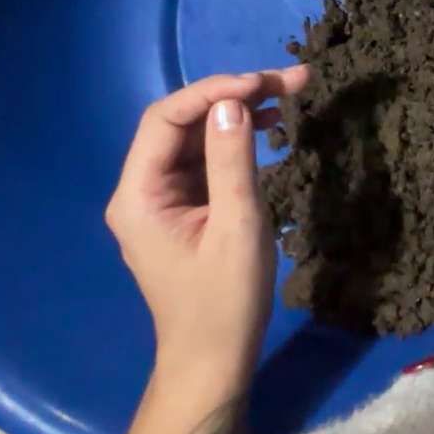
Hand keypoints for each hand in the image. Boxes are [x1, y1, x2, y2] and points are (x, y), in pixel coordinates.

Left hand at [105, 68, 306, 433]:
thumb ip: (233, 161)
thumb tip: (233, 103)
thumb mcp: (237, 224)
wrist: (215, 353)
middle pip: (183, 121)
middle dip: (235, 93)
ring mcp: (165, 195)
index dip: (213, 91)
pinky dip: (240, 133)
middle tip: (292, 80)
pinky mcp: (187, 203)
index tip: (264, 82)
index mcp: (140, 195)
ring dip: (242, 108)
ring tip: (292, 91)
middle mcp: (143, 188)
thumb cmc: (225, 295)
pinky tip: (272, 123)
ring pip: (199, 133)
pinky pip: (209, 155)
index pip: (166, 119)